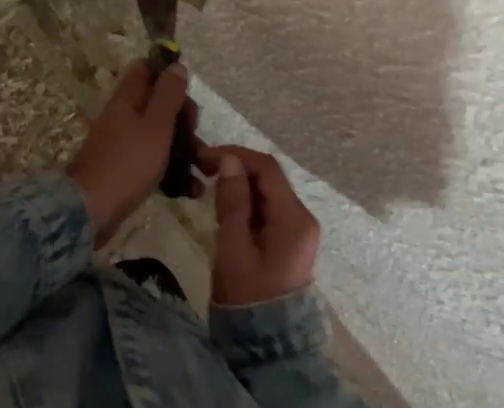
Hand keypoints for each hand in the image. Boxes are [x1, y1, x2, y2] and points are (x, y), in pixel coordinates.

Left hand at [66, 60, 197, 245]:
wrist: (90, 211)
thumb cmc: (128, 163)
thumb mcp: (156, 125)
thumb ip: (168, 95)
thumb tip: (176, 65)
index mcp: (128, 98)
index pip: (146, 68)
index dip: (168, 75)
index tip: (188, 94)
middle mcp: (124, 116)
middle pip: (158, 104)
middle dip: (184, 119)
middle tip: (197, 137)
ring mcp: (123, 144)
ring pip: (160, 136)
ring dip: (185, 150)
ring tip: (206, 172)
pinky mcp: (125, 170)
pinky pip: (154, 162)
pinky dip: (173, 172)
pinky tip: (191, 190)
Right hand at [203, 146, 320, 305]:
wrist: (267, 346)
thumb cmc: (248, 298)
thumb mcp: (234, 249)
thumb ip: (233, 203)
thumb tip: (229, 160)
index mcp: (294, 218)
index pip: (267, 169)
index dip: (235, 155)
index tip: (203, 156)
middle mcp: (302, 218)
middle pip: (269, 178)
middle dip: (236, 167)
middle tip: (201, 167)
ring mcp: (297, 230)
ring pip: (267, 192)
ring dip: (239, 183)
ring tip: (207, 182)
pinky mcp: (288, 240)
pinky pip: (267, 209)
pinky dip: (246, 201)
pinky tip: (223, 204)